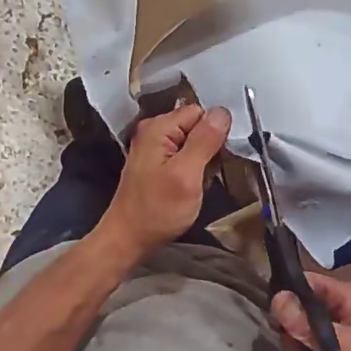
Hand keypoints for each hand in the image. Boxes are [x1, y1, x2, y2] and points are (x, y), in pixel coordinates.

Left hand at [96, 103, 231, 256]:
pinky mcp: (156, 163)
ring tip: (199, 182)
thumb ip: (204, 141)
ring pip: (193, 142)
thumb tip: (222, 111)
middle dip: (209, 147)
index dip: (213, 133)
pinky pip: (184, 155)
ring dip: (203, 160)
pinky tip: (191, 185)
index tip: (216, 158)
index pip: (200, 112)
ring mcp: (154, 148)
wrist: (128, 239)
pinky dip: (193, 168)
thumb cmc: (157, 210)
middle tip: (207, 174)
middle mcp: (154, 131)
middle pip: (196, 125)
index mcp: (158, 127)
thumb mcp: (186, 175)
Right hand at [271, 272, 350, 350]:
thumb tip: (276, 297)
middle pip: (305, 311)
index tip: (276, 323)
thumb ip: (307, 325)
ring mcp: (348, 335)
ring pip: (308, 336)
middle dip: (295, 335)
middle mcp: (350, 311)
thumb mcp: (341, 350)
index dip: (289, 298)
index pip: (310, 283)